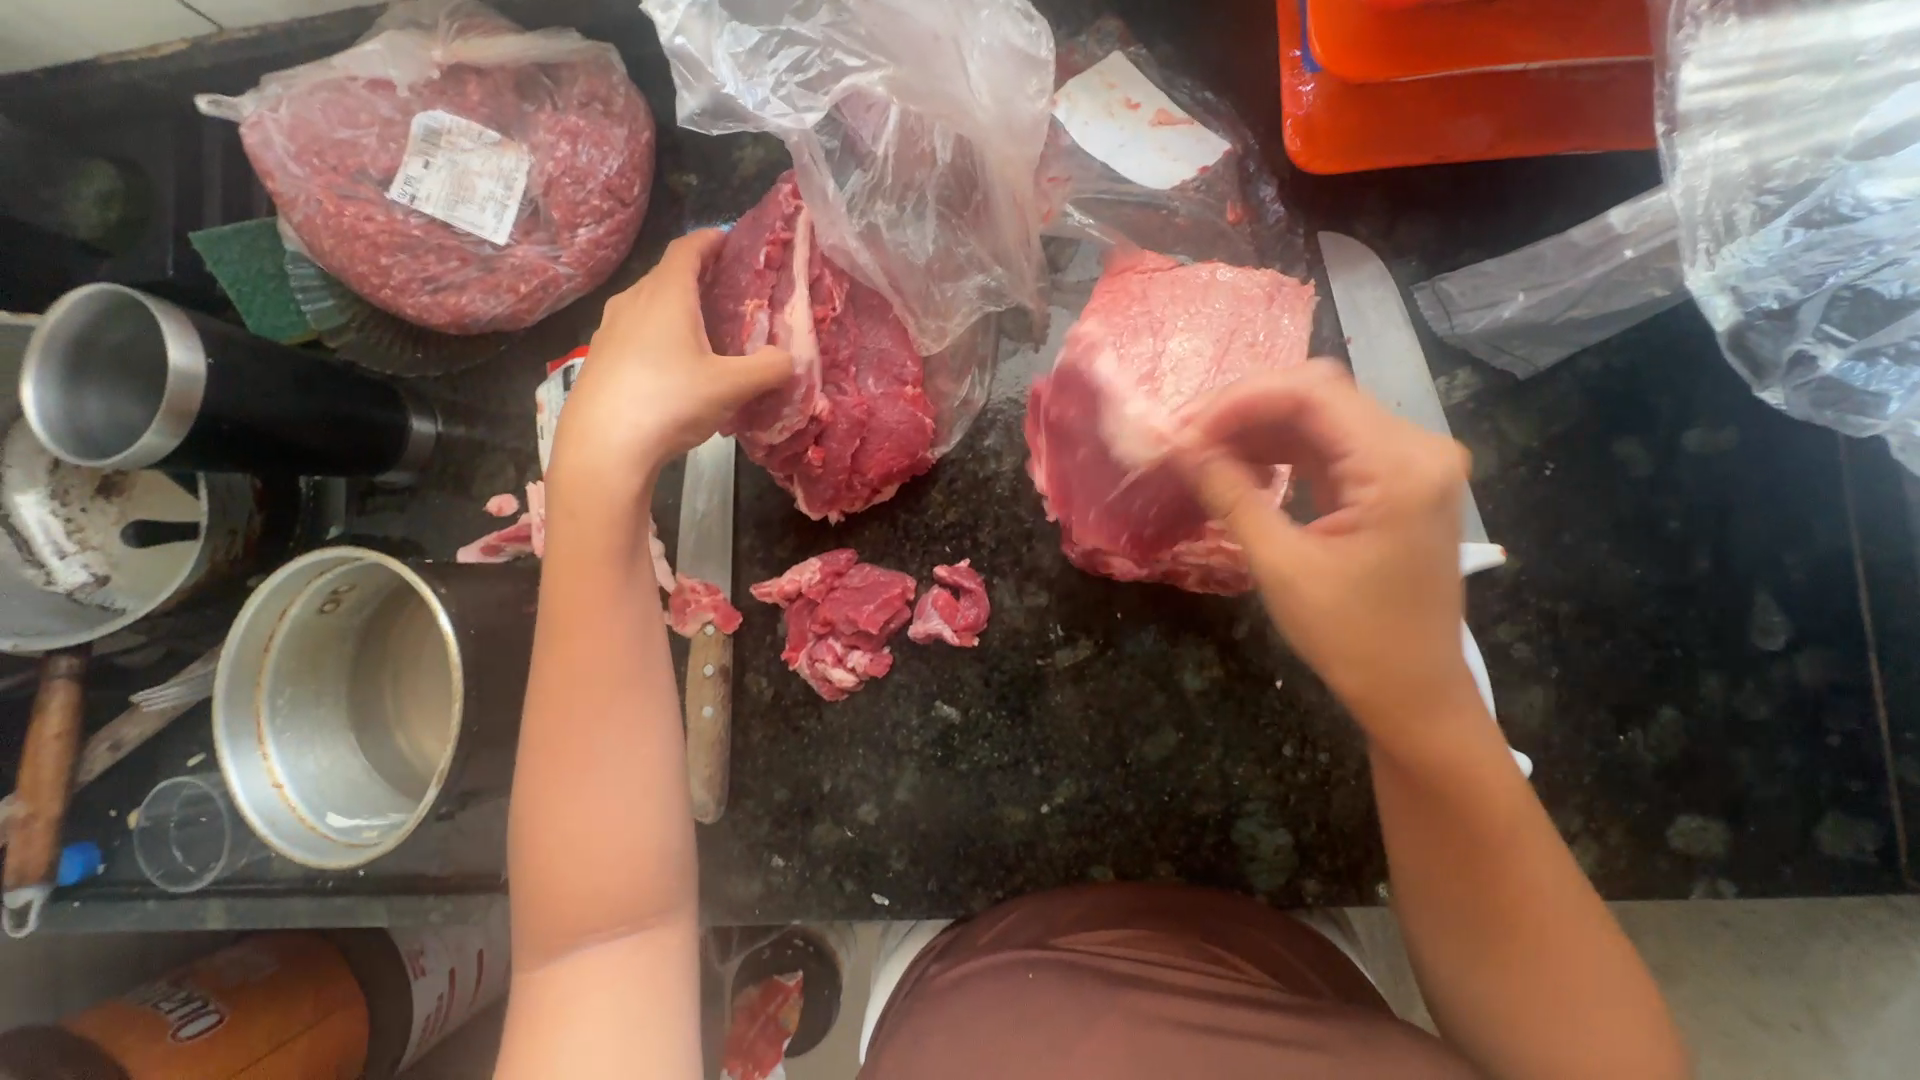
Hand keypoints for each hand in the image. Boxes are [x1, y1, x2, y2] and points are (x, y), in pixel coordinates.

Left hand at [549, 229, 790, 492]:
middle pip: (667, 276)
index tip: (729, 240)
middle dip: (697, 278)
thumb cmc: (670, 401)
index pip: (687, 249)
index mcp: (667, 294)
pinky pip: (636, 333)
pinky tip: (674, 367)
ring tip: (703, 331)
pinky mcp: (600, 358)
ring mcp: (611, 329)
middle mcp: (634, 301)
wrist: (604, 446)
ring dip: (676, 309)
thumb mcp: (731, 387)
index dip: (710, 240)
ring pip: (649, 306)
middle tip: (727, 292)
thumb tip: (788, 359)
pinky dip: (658, 336)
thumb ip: (768, 368)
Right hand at [1176, 359, 1479, 736]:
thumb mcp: (1281, 566)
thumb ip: (1230, 495)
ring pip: (1320, 416)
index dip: (1239, 400)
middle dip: (1243, 410)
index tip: (1183, 427)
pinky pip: (1331, 445)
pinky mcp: (1396, 481)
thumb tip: (1178, 448)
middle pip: (1318, 396)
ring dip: (1257, 428)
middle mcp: (1416, 448)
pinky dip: (1282, 450)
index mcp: (1400, 467)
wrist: (1412, 691)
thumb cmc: (1351, 638)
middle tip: (1184, 436)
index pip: (1313, 394)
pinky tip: (1241, 466)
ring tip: (1201, 451)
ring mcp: (1410, 463)